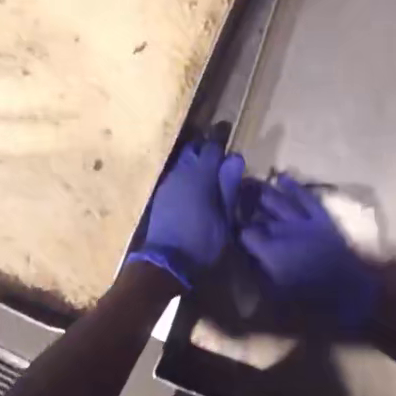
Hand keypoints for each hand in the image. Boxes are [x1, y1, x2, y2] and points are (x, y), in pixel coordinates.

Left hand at [126, 140, 246, 288]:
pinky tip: (194, 189)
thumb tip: (235, 157)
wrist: (166, 263)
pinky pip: (176, 176)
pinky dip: (187, 176)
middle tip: (220, 155)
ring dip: (195, 163)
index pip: (211, 147)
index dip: (220, 140)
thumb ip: (229, 186)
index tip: (228, 133)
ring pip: (183, 163)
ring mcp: (168, 184)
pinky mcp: (161, 196)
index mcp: (200, 175)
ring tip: (209, 173)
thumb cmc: (203, 241)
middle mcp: (181, 173)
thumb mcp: (224, 217)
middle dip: (206, 149)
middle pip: (194, 150)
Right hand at [242, 174, 380, 332]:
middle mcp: (281, 230)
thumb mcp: (276, 293)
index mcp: (268, 250)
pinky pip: (305, 197)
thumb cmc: (311, 299)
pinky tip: (282, 177)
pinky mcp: (321, 218)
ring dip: (261, 190)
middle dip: (242, 203)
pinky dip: (293, 186)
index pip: (244, 233)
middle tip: (230, 193)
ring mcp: (302, 221)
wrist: (350, 291)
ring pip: (277, 199)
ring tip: (247, 181)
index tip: (228, 225)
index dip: (235, 229)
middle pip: (256, 212)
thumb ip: (259, 274)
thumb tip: (247, 260)